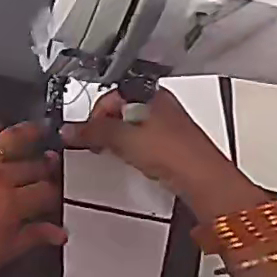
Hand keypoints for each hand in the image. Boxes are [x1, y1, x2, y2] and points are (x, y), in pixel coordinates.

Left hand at [0, 118, 65, 276]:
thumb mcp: (2, 255)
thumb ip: (33, 238)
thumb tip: (56, 233)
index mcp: (12, 205)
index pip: (46, 191)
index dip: (56, 192)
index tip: (56, 194)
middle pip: (33, 164)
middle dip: (47, 166)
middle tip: (51, 166)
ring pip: (10, 138)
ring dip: (28, 133)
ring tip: (38, 131)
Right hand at [62, 88, 248, 207]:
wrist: (206, 183)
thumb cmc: (178, 153)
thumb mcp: (124, 138)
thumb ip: (94, 132)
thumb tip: (71, 130)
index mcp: (152, 93)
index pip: (112, 95)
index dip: (96, 112)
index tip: (86, 130)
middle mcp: (163, 106)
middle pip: (121, 111)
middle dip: (106, 126)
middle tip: (98, 141)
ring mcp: (169, 127)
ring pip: (133, 128)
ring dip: (120, 141)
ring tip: (116, 153)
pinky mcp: (173, 148)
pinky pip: (144, 144)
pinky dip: (134, 151)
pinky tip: (134, 162)